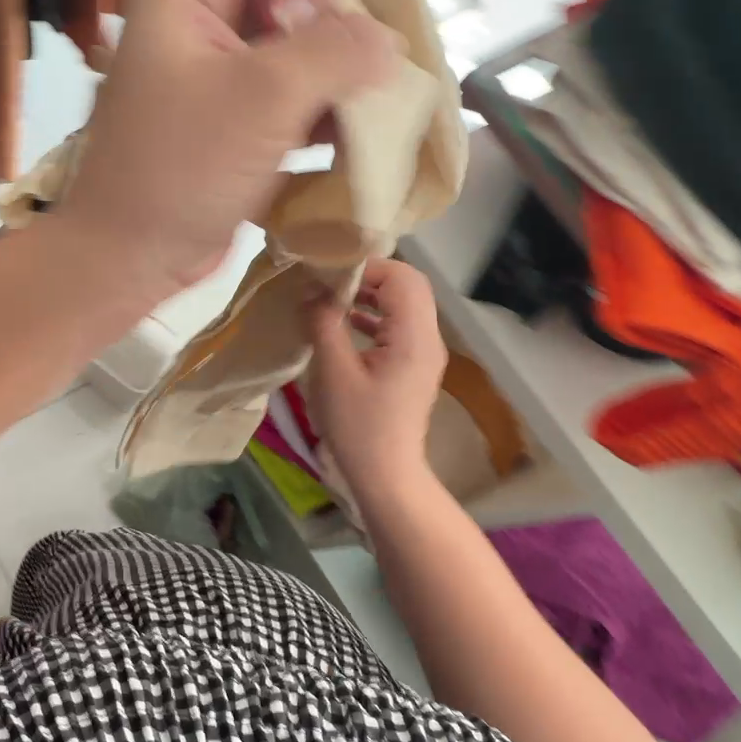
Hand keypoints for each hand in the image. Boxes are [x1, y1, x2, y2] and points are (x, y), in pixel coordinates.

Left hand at [55, 0, 404, 306]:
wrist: (128, 257)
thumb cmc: (176, 170)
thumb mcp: (262, 97)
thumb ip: (336, 49)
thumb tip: (384, 40)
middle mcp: (202, 7)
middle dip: (328, 1)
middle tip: (335, 62)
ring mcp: (220, 63)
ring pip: (300, 26)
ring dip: (339, 56)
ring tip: (356, 101)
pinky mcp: (236, 112)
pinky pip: (296, 81)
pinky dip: (326, 99)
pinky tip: (348, 134)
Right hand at [304, 260, 446, 488]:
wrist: (385, 475)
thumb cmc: (358, 426)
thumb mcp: (333, 373)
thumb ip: (324, 323)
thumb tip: (312, 288)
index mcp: (414, 337)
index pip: (402, 277)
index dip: (366, 267)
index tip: (326, 273)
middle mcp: (427, 339)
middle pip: (407, 286)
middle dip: (368, 277)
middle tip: (327, 282)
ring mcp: (423, 354)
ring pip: (403, 305)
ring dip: (369, 296)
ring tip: (330, 298)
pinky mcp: (411, 367)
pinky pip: (397, 326)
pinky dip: (372, 317)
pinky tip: (342, 324)